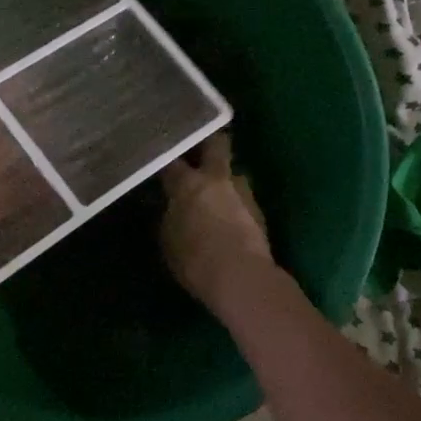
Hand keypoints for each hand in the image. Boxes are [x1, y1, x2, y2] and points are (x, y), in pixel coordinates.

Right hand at [159, 133, 272, 311]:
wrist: (242, 277)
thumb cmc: (195, 260)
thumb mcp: (168, 240)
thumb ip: (170, 216)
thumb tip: (171, 207)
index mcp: (187, 183)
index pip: (171, 160)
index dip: (165, 159)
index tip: (161, 160)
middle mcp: (216, 179)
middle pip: (216, 144)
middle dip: (207, 142)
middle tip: (198, 149)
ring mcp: (242, 192)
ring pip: (233, 173)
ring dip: (224, 180)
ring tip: (215, 195)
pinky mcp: (260, 212)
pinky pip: (243, 199)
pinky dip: (235, 204)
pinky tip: (228, 219)